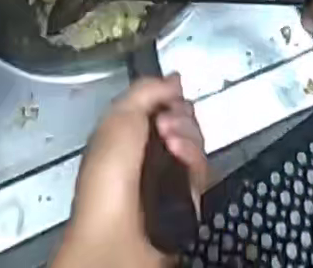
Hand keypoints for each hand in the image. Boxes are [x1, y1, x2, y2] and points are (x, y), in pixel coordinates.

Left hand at [53, 74, 208, 267]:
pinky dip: (194, 158)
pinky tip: (181, 158)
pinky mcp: (189, 199)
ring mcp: (170, 175)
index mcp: (129, 129)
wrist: (117, 234)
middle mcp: (151, 150)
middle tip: (166, 124)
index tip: (172, 92)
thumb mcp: (120, 116)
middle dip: (180, 114)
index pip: (161, 103)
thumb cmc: (110, 170)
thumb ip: (147, 91)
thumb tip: (175, 79)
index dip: (169, 95)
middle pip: (183, 120)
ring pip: (196, 142)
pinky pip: (202, 170)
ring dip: (186, 135)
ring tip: (170, 142)